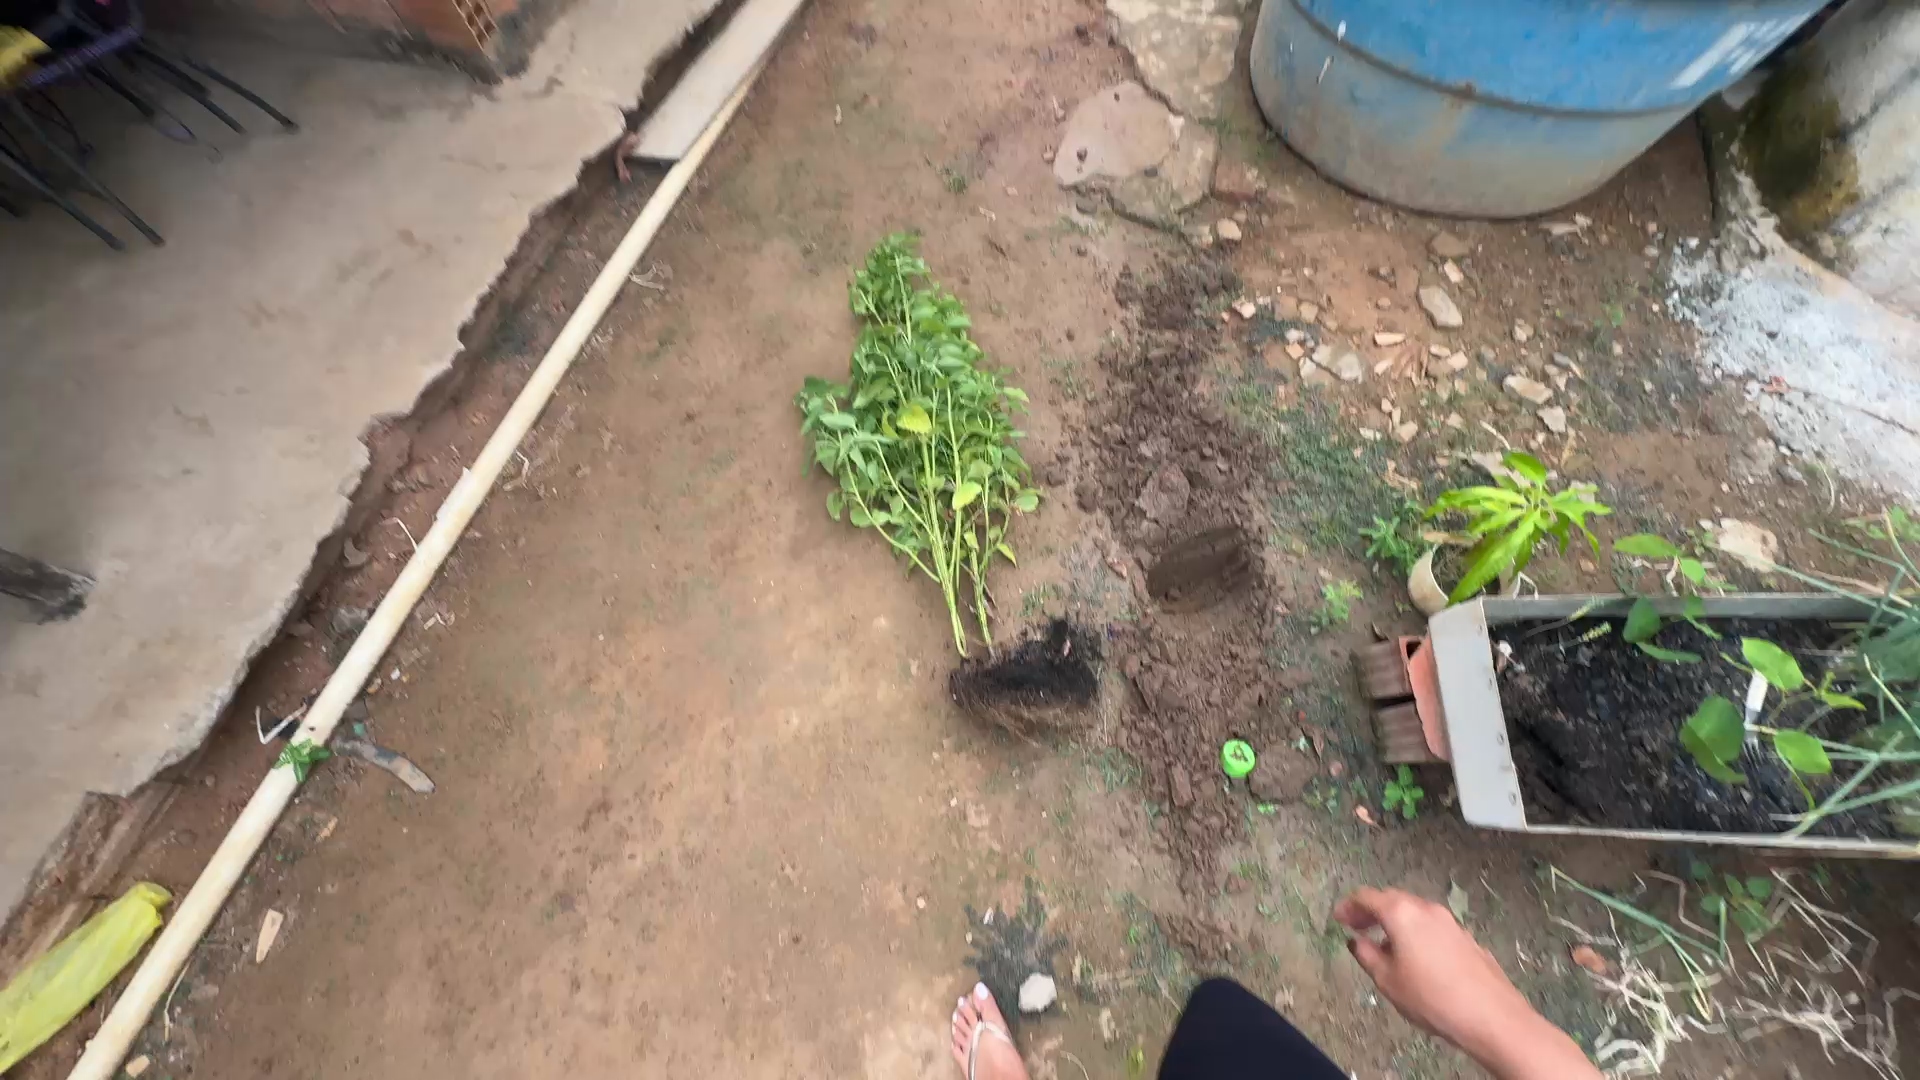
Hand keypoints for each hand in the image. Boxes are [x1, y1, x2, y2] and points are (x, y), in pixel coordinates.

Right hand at [1332, 887, 1598, 1079]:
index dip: (1348, 906)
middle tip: (1358, 927)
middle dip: (1371, 911)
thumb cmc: (1432, 998)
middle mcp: (1425, 909)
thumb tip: (1358, 942)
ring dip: (1396, 922)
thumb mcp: (1387, 980)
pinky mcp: (1469, 940)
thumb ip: (1366, 955)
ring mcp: (1451, 923)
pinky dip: (1418, 933)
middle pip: (1391, 900)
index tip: (1339, 919)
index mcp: (1400, 912)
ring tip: (1387, 945)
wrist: (1496, 1020)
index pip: (1365, 896)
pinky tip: (1419, 958)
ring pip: (1414, 913)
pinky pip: (1434, 928)